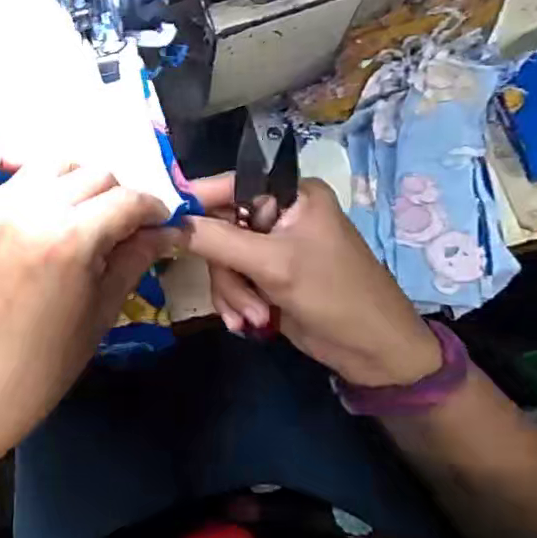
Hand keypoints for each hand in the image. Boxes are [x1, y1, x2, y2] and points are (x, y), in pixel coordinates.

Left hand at [0, 143, 178, 482]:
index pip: (128, 200)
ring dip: (76, 178)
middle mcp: (34, 209)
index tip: (162, 226)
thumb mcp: (102, 311)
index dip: (154, 210)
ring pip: (50, 162)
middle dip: (120, 197)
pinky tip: (25, 172)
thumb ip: (134, 260)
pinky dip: (3, 157)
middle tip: (125, 229)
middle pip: (94, 175)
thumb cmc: (46, 362)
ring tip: (85, 209)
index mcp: (72, 238)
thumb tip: (170, 234)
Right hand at [186, 174, 441, 387]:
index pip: (227, 185)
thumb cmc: (334, 295)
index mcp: (290, 194)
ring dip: (231, 292)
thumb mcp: (272, 265)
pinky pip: (232, 280)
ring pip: (221, 259)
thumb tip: (165, 222)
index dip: (195, 204)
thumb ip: (216, 240)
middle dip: (226, 270)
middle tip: (242, 301)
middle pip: (219, 228)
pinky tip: (251, 323)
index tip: (162, 224)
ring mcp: (273, 247)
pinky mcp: (268, 276)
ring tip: (253, 318)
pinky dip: (237, 302)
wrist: (375, 352)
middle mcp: (278, 214)